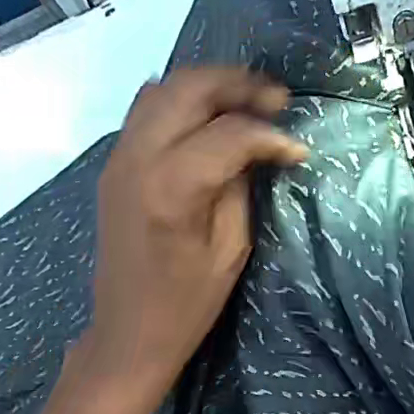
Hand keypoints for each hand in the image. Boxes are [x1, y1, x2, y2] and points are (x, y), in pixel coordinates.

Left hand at [81, 67, 306, 396]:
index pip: (229, 134)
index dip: (271, 136)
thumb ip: (241, 189)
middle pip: (188, 89)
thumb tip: (257, 151)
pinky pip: (147, 109)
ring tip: (248, 102)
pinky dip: (184, 100)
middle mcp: (137, 158)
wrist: (129, 328)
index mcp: (172, 189)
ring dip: (209, 86)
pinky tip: (212, 118)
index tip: (299, 151)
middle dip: (238, 85)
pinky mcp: (114, 163)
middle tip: (278, 99)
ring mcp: (118, 156)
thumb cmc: (189, 302)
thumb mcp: (231, 250)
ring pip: (162, 88)